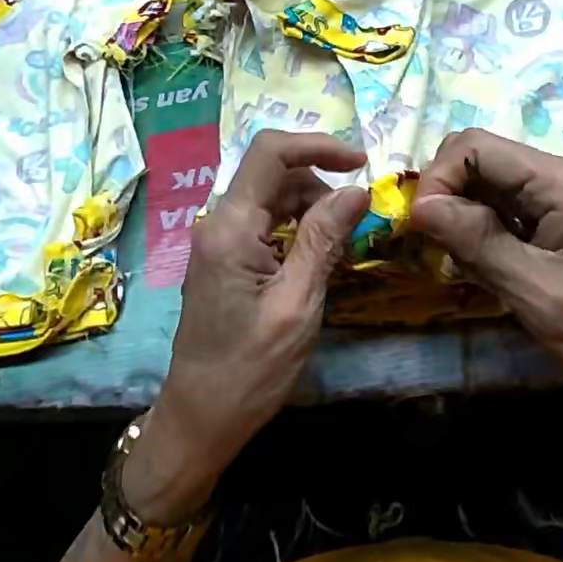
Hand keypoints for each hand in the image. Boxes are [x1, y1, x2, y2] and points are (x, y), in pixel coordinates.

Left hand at [125, 131, 368, 523]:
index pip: (269, 152)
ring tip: (341, 245)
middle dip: (319, 182)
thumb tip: (356, 189)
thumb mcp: (298, 304)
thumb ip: (324, 240)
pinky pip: (261, 224)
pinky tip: (316, 258)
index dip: (317, 145)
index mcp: (231, 226)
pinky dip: (293, 229)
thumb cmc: (251, 369)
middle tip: (357, 219)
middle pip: (271, 173)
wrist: (200, 416)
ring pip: (268, 198)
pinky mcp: (222, 259)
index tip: (362, 161)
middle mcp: (217, 222)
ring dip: (309, 207)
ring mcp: (216, 240)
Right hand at [407, 128, 562, 393]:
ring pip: (483, 177)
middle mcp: (562, 174)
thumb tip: (419, 206)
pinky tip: (484, 259)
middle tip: (440, 243)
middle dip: (446, 193)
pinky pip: (499, 199)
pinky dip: (477, 223)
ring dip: (459, 211)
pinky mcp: (555, 210)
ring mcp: (560, 191)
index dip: (439, 178)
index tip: (424, 225)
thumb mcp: (536, 292)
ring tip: (464, 258)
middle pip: (477, 155)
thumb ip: (477, 243)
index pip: (476, 147)